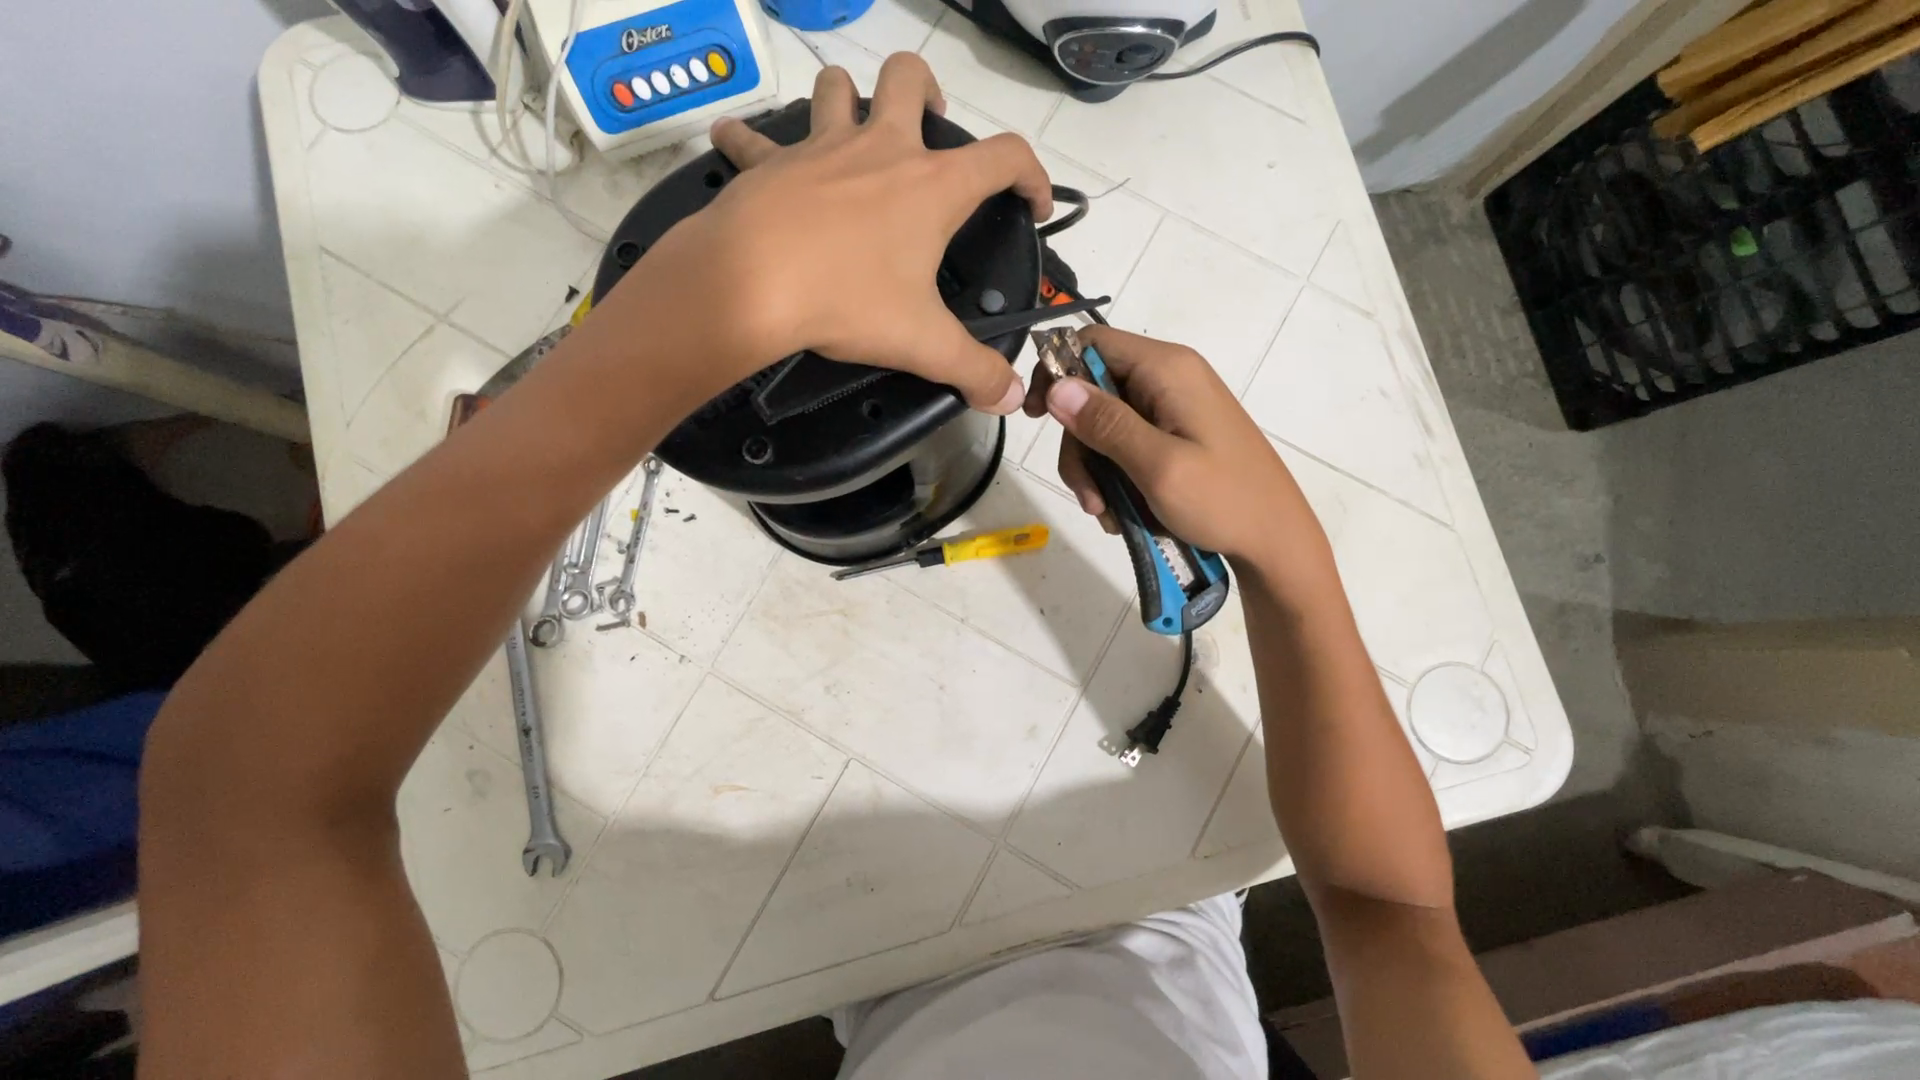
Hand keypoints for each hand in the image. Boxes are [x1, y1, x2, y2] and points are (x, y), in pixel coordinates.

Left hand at [668, 54, 1051, 413]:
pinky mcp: (769, 165)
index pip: (1005, 157)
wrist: (751, 284)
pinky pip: (754, 138)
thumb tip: (1009, 396)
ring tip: (853, 129)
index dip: (1032, 176)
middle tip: (929, 126)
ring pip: (837, 87)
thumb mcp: (923, 343)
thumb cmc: (848, 301)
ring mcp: (820, 149)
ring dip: (848, 96)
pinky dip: (750, 141)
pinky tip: (744, 150)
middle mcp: (880, 149)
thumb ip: (973, 369)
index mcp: (932, 187)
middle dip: (927, 89)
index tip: (1033, 206)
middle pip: (910, 78)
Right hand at [1030, 325, 1332, 575]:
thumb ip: (1106, 424)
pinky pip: (1126, 445)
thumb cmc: (1224, 501)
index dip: (1054, 372)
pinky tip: (1125, 512)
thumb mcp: (1158, 466)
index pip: (1090, 342)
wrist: (1275, 541)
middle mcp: (1168, 378)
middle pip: (1092, 393)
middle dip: (1080, 447)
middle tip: (1089, 498)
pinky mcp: (1176, 435)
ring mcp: (1172, 408)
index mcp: (1167, 370)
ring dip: (1096, 472)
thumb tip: (1055, 385)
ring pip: (1104, 426)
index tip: (1035, 417)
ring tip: (1110, 515)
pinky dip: (1117, 478)